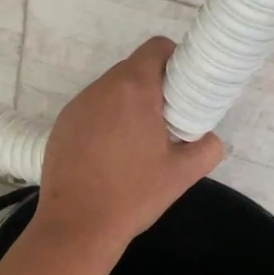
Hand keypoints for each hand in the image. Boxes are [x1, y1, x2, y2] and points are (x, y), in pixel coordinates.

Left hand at [34, 37, 225, 251]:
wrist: (77, 226)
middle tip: (167, 123)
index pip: (157, 48)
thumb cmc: (133, 196)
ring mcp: (76, 107)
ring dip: (129, 106)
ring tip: (139, 144)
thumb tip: (211, 138)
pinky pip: (91, 111)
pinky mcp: (61, 127)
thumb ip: (208, 148)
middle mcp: (101, 89)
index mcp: (133, 89)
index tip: (184, 91)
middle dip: (154, 88)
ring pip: (111, 91)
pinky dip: (106, 122)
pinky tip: (111, 156)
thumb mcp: (182, 174)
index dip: (176, 62)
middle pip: (134, 69)